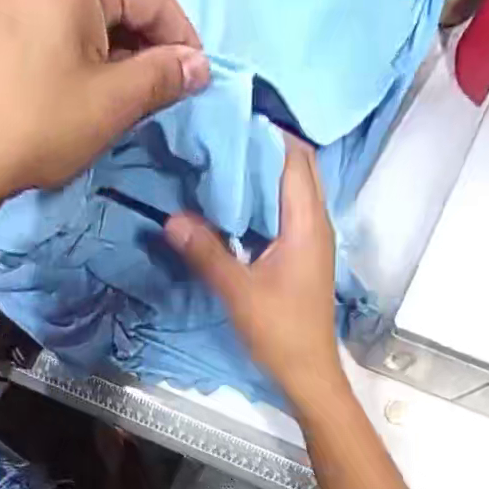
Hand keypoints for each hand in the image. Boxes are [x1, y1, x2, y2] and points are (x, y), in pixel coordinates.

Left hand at [0, 0, 209, 269]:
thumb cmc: (39, 124)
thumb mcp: (113, 102)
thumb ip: (162, 76)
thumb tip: (199, 65)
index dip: (181, 39)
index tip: (196, 83)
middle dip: (149, 42)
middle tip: (163, 93)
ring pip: (93, 7)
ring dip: (121, 48)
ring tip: (130, 96)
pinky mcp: (2, 9)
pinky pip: (63, 15)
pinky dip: (89, 46)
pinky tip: (94, 85)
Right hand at [165, 138, 343, 403]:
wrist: (308, 373)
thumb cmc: (281, 333)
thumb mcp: (239, 292)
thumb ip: (206, 252)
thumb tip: (171, 218)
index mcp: (307, 223)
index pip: (293, 155)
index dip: (264, 129)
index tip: (226, 115)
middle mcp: (317, 224)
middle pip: (297, 166)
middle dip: (263, 145)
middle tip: (219, 136)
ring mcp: (314, 241)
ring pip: (293, 189)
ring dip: (264, 173)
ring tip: (222, 161)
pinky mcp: (306, 257)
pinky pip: (288, 213)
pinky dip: (265, 200)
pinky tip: (234, 205)